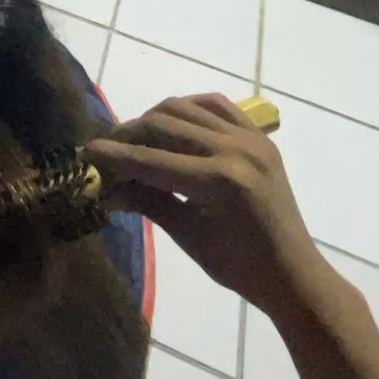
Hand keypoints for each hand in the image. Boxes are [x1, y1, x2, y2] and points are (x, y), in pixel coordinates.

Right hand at [84, 94, 331, 320]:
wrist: (294, 275)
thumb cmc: (238, 267)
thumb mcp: (186, 235)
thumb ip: (144, 201)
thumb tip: (102, 189)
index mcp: (219, 181)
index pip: (149, 158)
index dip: (112, 156)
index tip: (84, 153)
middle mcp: (235, 149)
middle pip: (161, 124)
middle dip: (126, 135)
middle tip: (105, 151)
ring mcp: (249, 137)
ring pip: (181, 107)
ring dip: (150, 119)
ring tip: (135, 139)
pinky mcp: (258, 134)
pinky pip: (213, 103)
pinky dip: (185, 107)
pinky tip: (171, 123)